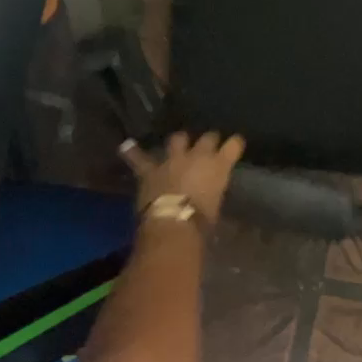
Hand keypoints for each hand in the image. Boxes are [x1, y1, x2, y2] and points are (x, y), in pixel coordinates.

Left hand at [119, 132, 245, 223]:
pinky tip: (126, 146)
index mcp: (219, 164)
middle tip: (208, 146)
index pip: (234, 144)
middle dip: (209, 140)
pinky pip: (139, 158)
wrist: (173, 224)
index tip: (235, 145)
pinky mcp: (150, 169)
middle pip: (208, 137)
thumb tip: (210, 191)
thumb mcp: (216, 201)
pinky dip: (133, 152)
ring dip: (179, 141)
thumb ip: (214, 189)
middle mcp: (198, 155)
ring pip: (178, 139)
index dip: (235, 144)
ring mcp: (173, 160)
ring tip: (178, 143)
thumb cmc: (202, 220)